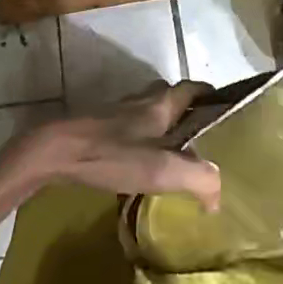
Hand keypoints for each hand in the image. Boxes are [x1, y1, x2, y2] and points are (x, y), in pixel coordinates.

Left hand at [5, 81, 222, 210]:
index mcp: (161, 104)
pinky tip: (141, 164)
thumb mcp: (161, 169)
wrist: (57, 151)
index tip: (225, 112)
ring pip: (150, 113)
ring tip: (175, 155)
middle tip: (202, 139)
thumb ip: (198, 178)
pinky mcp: (101, 127)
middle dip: (188, 113)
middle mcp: (142, 101)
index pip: (193, 88)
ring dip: (164, 127)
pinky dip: (143, 140)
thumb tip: (217, 195)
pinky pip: (131, 128)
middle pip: (172, 98)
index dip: (211, 96)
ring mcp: (118, 112)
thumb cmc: (112, 154)